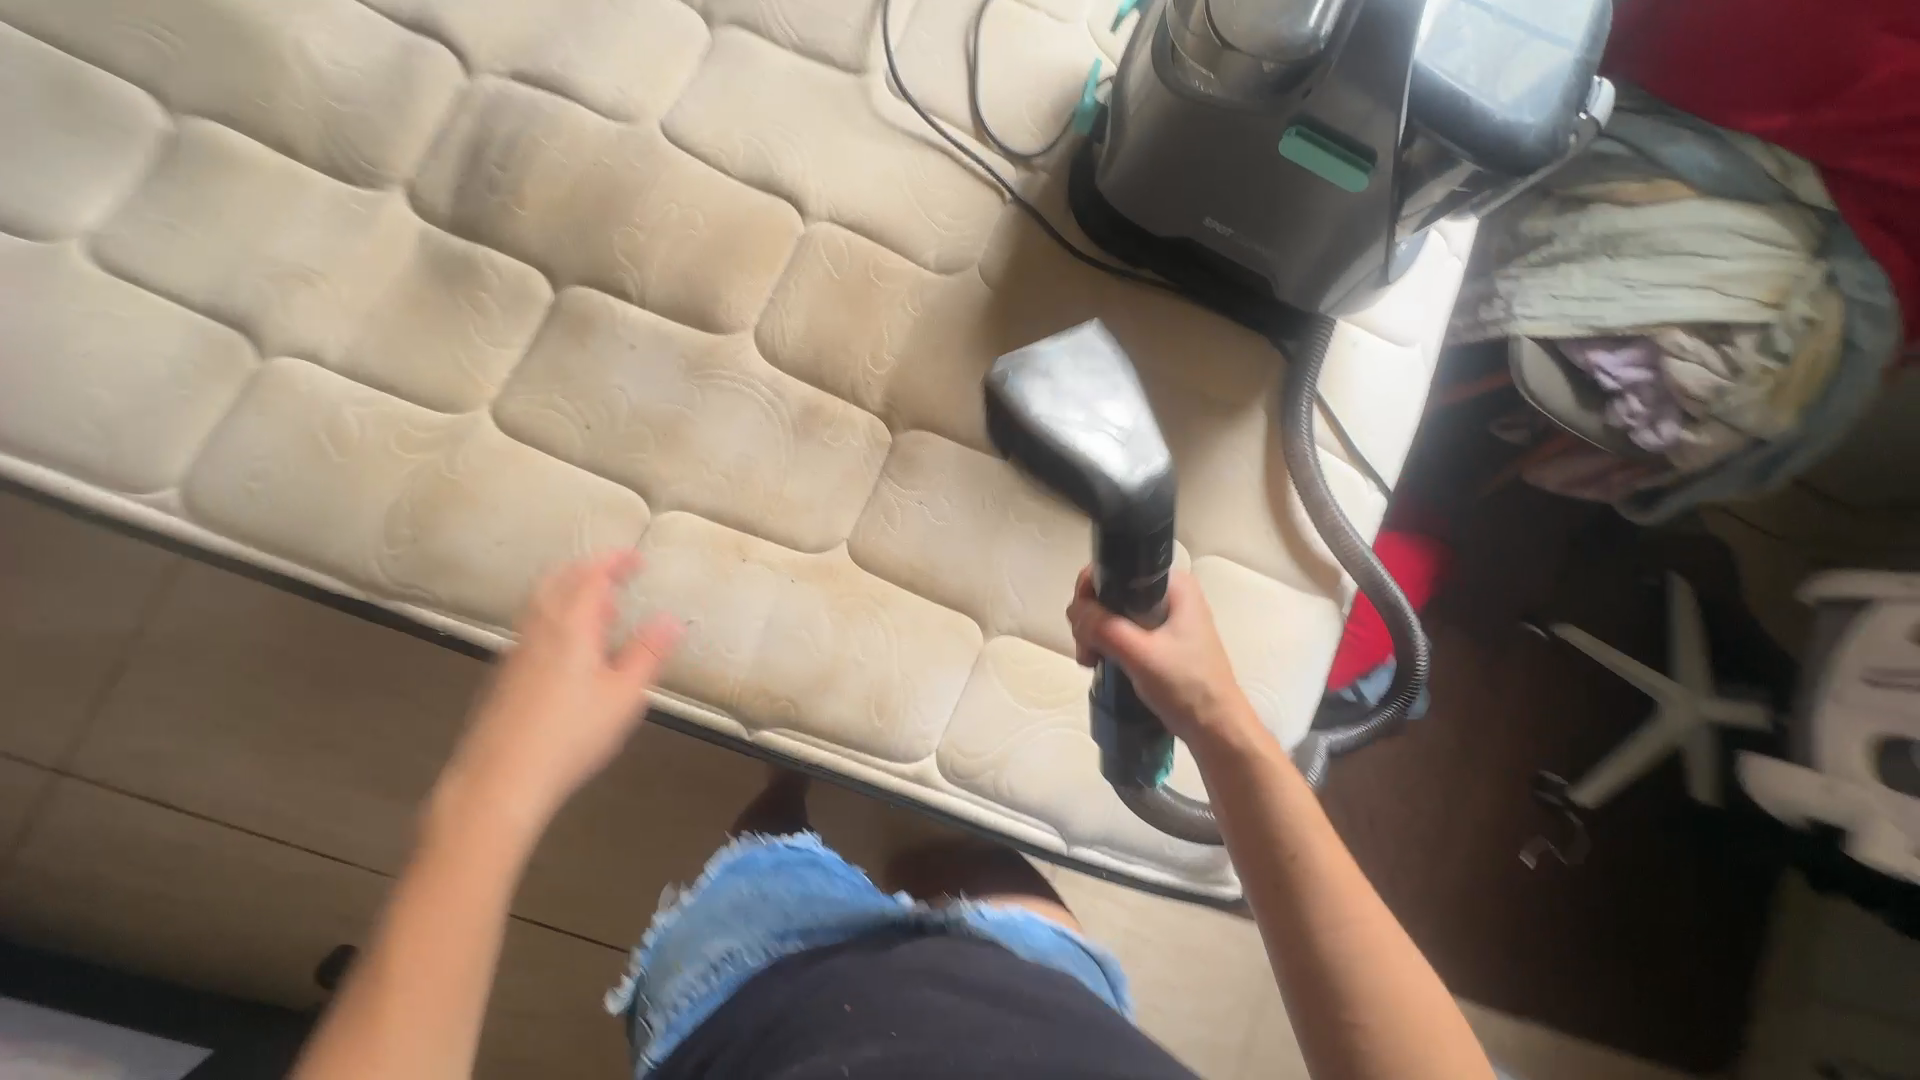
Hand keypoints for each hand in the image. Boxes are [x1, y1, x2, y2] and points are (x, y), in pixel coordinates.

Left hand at [437, 552, 681, 832]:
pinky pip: (532, 630)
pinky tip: (569, 651)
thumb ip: (647, 654)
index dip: (613, 561)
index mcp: (571, 627)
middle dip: (586, 570)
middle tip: (613, 573)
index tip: (634, 558)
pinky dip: (555, 620)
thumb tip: (670, 620)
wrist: (500, 780)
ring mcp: (516, 654)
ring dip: (569, 594)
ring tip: (598, 610)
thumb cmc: (571, 735)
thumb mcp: (624, 696)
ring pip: (541, 606)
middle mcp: (538, 631)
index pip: (591, 577)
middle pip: (558, 583)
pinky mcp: (504, 678)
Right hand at [1066, 567, 1263, 752]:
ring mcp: (1165, 618)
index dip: (1091, 589)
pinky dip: (1106, 644)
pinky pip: (1123, 631)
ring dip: (1095, 634)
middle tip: (1087, 650)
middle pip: (1112, 591)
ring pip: (1113, 613)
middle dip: (1090, 617)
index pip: (1119, 568)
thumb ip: (1104, 627)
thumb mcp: (1141, 654)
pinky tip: (1099, 663)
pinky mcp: (1160, 641)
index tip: (1081, 620)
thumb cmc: (1187, 686)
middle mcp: (1170, 594)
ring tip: (1091, 662)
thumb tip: (1074, 609)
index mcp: (1174, 585)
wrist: (1216, 728)